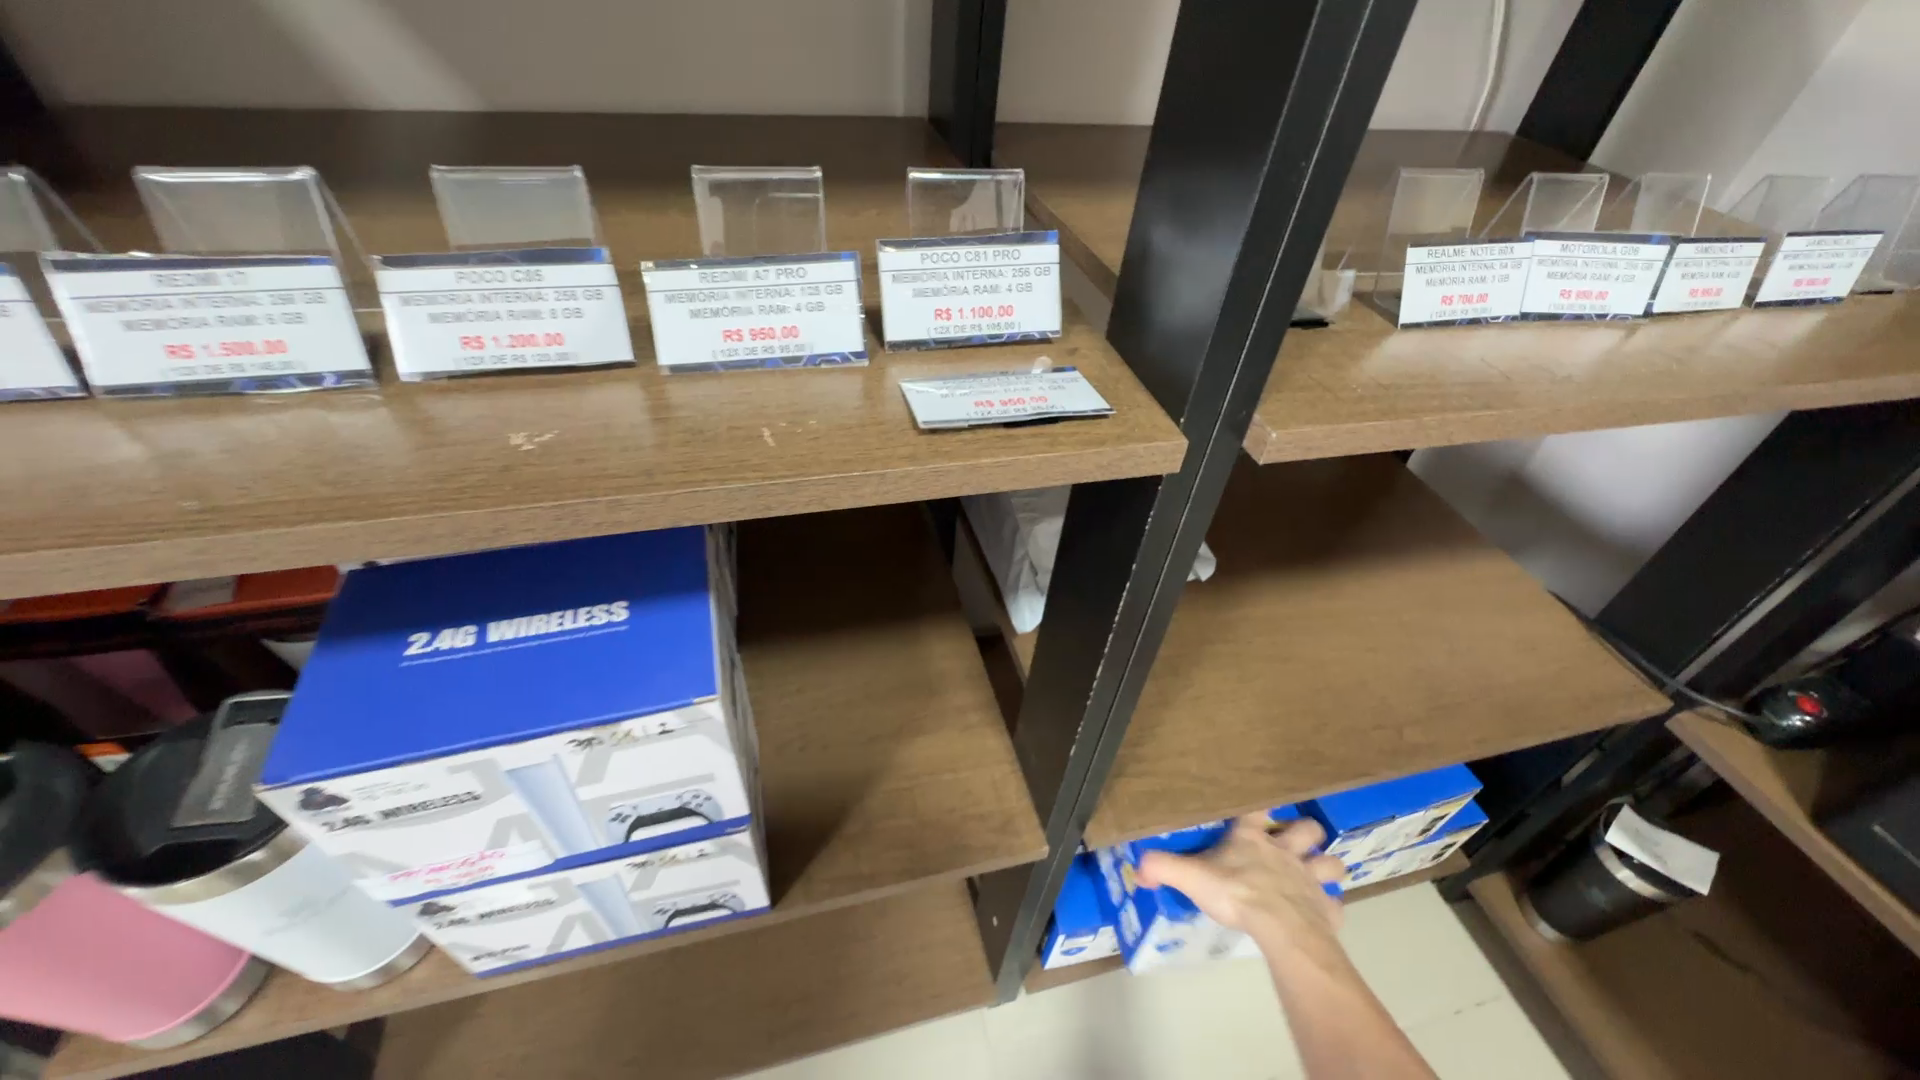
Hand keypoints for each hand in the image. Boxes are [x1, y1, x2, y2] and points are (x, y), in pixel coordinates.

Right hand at [1135, 813, 1346, 959]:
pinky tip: (1321, 915)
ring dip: (1327, 867)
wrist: (1279, 926)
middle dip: (1307, 832)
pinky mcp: (1326, 909)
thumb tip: (1139, 865)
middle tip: (1297, 843)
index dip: (1258, 808)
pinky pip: (1334, 906)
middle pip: (1308, 829)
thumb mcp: (1190, 876)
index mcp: (1252, 839)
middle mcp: (1285, 852)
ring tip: (1318, 875)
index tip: (1258, 808)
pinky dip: (1329, 909)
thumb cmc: (1235, 893)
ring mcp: (1310, 879)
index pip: (1257, 810)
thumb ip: (1163, 866)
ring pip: (1332, 863)